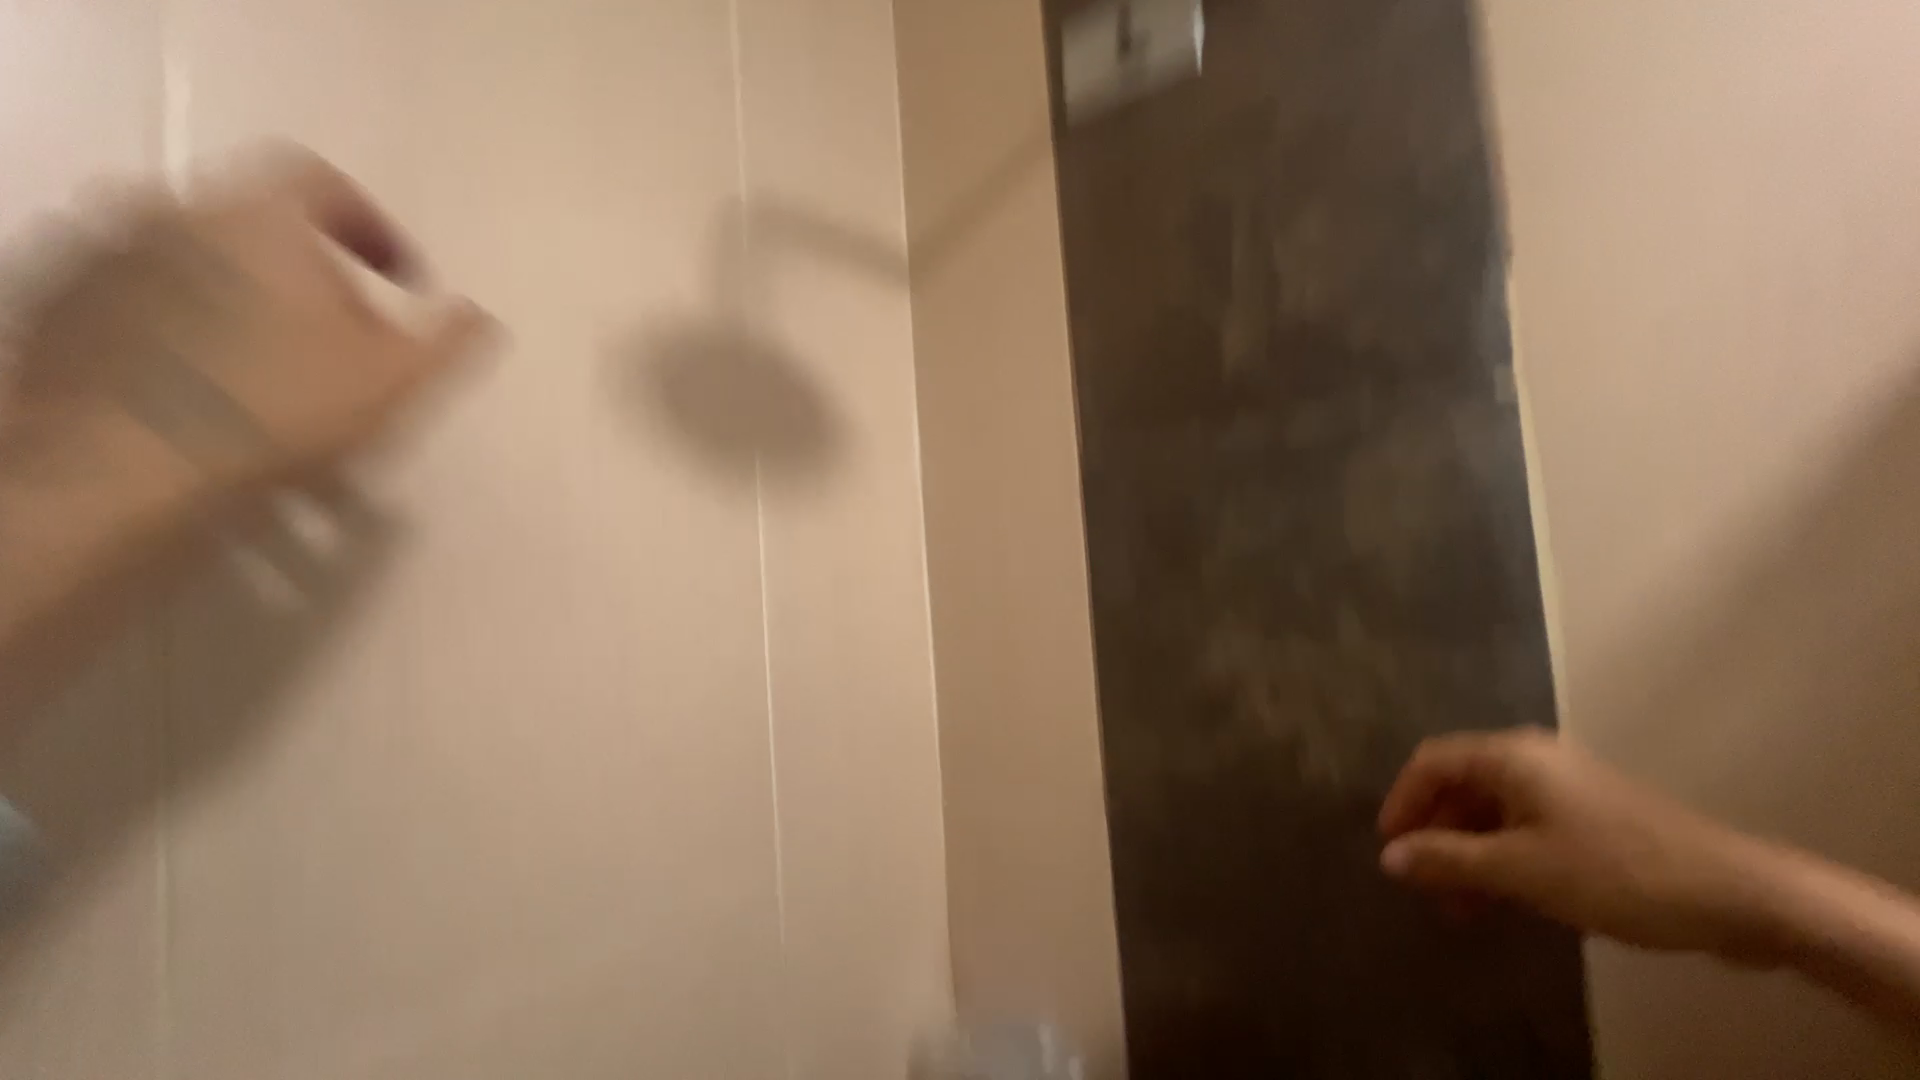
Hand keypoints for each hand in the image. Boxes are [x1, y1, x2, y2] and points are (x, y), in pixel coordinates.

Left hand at [0, 142, 493, 498]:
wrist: (120, 468)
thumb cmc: (282, 408)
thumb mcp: (401, 379)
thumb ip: (453, 338)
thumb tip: (480, 314)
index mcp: (259, 217)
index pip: (322, 183)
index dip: (373, 226)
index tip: (402, 281)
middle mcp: (169, 211)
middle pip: (258, 224)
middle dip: (308, 274)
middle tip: (339, 336)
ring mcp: (98, 254)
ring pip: (195, 259)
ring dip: (242, 297)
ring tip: (270, 367)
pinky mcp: (52, 303)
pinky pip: (136, 294)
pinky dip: (178, 322)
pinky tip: (203, 382)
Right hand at [1378, 729, 1790, 961]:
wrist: (1741, 897)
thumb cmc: (1615, 872)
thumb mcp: (1520, 870)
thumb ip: (1448, 860)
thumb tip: (1388, 857)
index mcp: (1510, 756)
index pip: (1429, 763)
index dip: (1401, 803)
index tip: (1390, 849)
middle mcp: (1532, 759)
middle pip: (1459, 785)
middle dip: (1435, 834)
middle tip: (1424, 883)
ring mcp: (1565, 786)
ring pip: (1492, 811)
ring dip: (1468, 853)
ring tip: (1459, 906)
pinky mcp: (1591, 815)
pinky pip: (1525, 827)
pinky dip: (1503, 858)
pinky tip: (1503, 899)